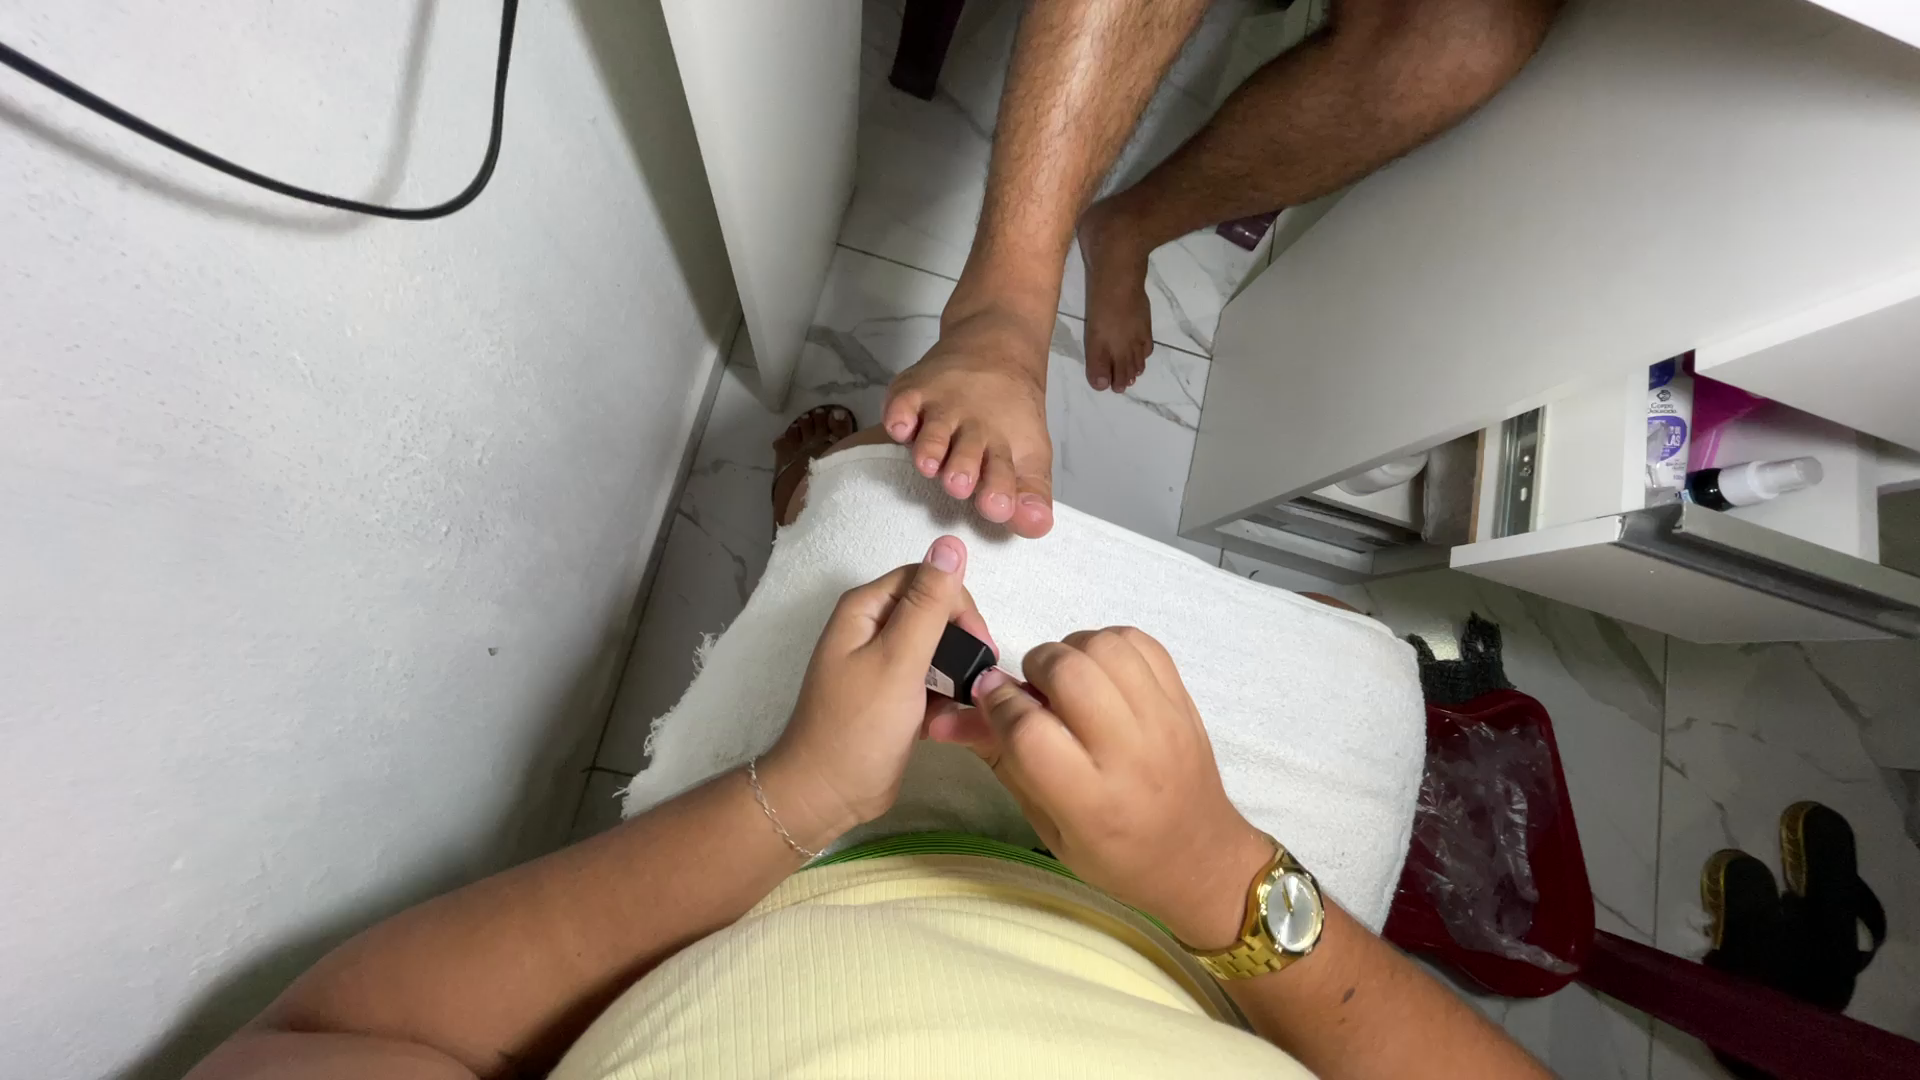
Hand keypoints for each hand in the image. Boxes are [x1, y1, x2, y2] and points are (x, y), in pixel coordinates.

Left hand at [759, 536, 995, 843]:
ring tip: (967, 699)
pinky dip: (944, 692)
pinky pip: (930, 676)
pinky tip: (950, 716)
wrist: (828, 795)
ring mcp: (881, 661)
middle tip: (978, 674)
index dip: (956, 602)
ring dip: (956, 669)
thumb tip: (951, 543)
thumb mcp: (898, 660)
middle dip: (960, 638)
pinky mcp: (893, 691)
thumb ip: (928, 604)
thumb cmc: (859, 726)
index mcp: (865, 608)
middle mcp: (871, 626)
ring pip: (936, 646)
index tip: (978, 642)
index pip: (925, 578)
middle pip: (933, 609)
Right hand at [882, 306, 1055, 536]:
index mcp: (1003, 449)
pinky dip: (898, 413)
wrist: (995, 350)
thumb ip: (1032, 496)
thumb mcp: (1031, 455)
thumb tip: (1037, 526)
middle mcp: (974, 429)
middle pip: (967, 453)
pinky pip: (903, 401)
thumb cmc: (1010, 417)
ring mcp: (943, 409)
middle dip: (961, 469)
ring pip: (935, 430)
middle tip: (958, 484)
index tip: (997, 506)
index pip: (1004, 473)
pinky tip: (898, 428)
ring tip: (928, 465)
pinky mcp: (915, 391)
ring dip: (930, 447)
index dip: (1001, 491)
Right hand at [931, 626, 1272, 948]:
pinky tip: (1101, 670)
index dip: (1000, 703)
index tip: (991, 697)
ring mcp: (1164, 720)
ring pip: (1106, 645)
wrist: (1198, 856)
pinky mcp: (1183, 698)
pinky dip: (1109, 643)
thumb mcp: (1046, 822)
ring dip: (1073, 649)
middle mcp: (1130, 755)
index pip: (1030, 730)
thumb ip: (1000, 758)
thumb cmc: (1113, 853)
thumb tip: (944, 716)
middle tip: (1036, 688)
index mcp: (1090, 801)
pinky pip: (1140, 641)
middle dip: (1037, 666)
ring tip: (1070, 677)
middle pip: (1071, 674)